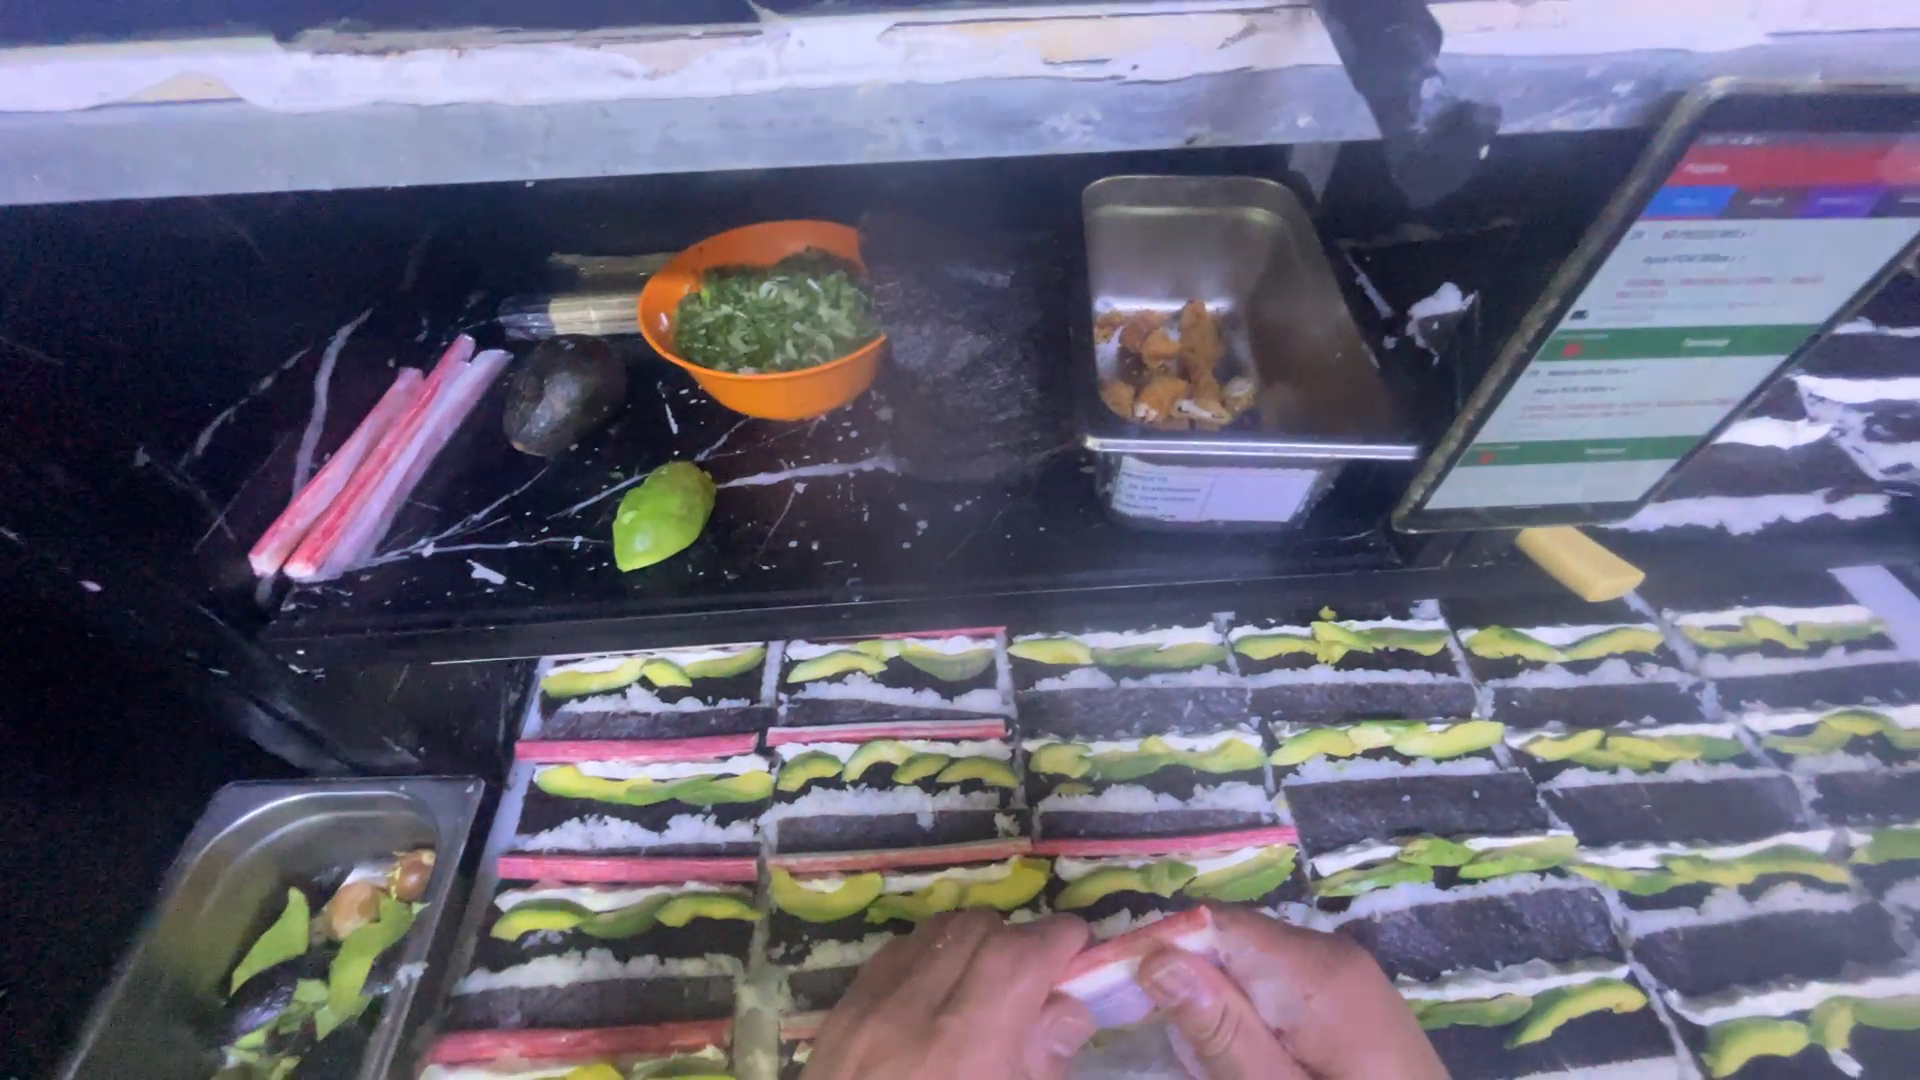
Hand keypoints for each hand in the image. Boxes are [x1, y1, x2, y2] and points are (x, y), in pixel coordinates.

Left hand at [802, 909, 1097, 1079]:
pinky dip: (931, 953)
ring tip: (989, 980)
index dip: (1058, 938)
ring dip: (975, 941)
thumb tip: (1068, 1007)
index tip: (1080, 944)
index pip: (1018, 956)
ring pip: (937, 928)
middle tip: (1037, 974)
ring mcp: (868, 1004)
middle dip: (1018, 939)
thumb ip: (1043, 1066)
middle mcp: (910, 1011)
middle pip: (979, 929)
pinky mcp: (842, 1008)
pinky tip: (941, 989)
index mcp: (960, 1051)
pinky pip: (899, 949)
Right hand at [1138, 904, 1446, 1079]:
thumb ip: (1222, 1033)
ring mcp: (1347, 972)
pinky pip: (1276, 982)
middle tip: (1190, 1059)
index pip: (1214, 924)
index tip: (1121, 992)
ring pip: (1247, 962)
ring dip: (1220, 1006)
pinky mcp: (1351, 996)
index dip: (1162, 950)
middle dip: (1193, 987)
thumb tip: (1154, 957)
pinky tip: (1259, 1063)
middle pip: (1229, 941)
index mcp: (1320, 970)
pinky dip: (1251, 1014)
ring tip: (1223, 1069)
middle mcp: (1333, 951)